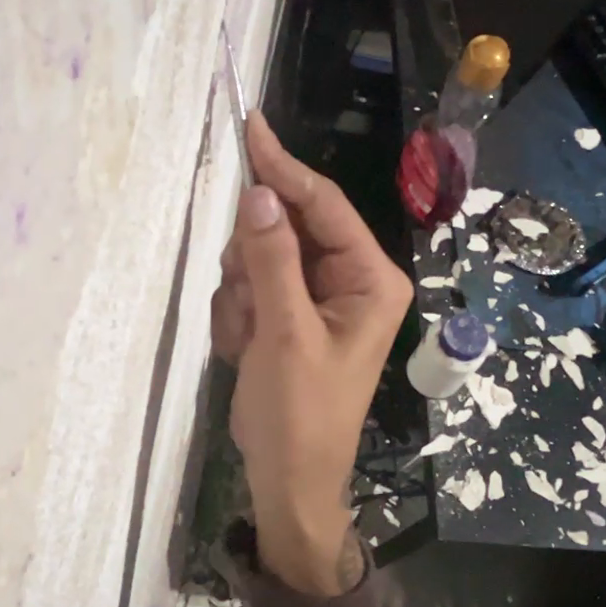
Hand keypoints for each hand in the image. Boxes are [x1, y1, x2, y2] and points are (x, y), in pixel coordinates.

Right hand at [210, 111, 413, 594]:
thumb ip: (271, 260)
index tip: (249, 126)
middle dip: (253, 263)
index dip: (283, 167)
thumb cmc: (300, 414)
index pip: (324, 205)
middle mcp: (347, 280)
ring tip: (249, 342)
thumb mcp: (284, 335)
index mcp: (368, 278)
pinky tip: (244, 352)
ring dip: (241, 297)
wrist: (287, 481)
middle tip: (246, 304)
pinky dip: (237, 316)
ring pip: (258, 258)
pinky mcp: (287, 318)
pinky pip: (248, 288)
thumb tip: (257, 195)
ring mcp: (314, 299)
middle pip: (284, 229)